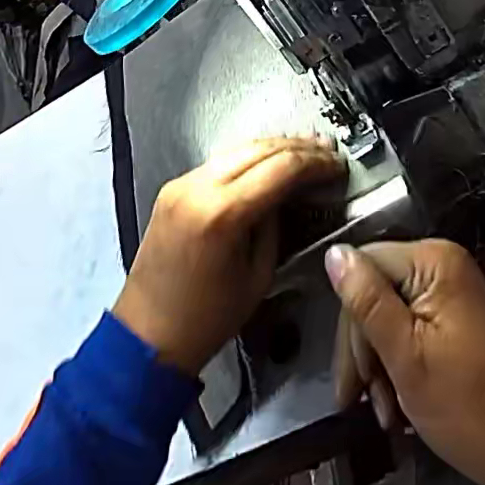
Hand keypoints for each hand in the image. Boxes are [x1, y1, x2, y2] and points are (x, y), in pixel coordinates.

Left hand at [112, 137, 343, 374]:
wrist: (145, 338)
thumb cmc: (208, 318)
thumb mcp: (260, 273)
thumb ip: (277, 223)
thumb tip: (293, 192)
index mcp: (222, 214)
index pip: (282, 167)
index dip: (317, 162)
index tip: (339, 165)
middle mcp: (198, 188)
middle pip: (261, 148)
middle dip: (301, 147)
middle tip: (329, 152)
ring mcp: (182, 184)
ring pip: (241, 147)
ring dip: (277, 146)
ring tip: (308, 150)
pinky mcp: (174, 188)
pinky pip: (222, 160)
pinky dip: (253, 156)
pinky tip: (272, 161)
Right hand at [326, 240, 484, 484]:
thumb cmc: (468, 407)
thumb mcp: (406, 356)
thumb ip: (368, 302)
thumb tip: (334, 254)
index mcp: (434, 261)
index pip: (362, 265)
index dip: (349, 319)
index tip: (350, 375)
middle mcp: (443, 262)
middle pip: (372, 289)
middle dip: (363, 348)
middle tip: (362, 399)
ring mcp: (449, 287)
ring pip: (384, 312)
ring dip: (376, 362)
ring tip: (384, 408)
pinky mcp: (452, 311)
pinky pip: (406, 324)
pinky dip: (395, 362)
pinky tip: (396, 399)